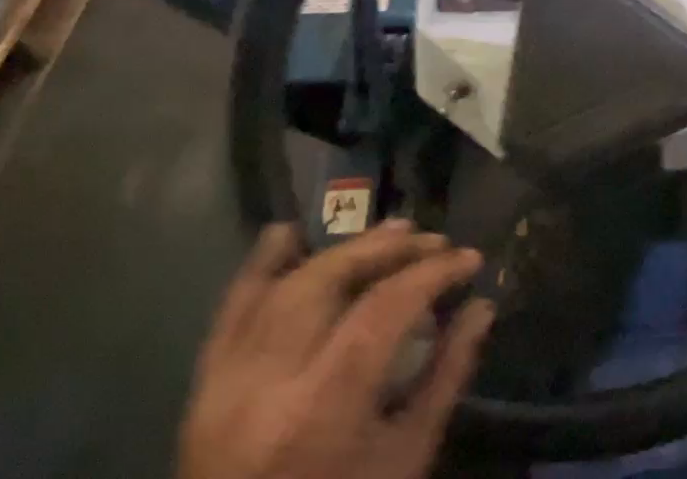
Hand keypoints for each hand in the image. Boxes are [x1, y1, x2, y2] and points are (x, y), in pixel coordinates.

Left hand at [178, 220, 494, 478]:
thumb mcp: (410, 453)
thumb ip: (447, 374)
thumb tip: (482, 306)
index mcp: (320, 410)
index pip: (381, 311)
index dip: (431, 274)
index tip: (469, 260)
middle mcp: (264, 384)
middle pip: (327, 285)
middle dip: (388, 252)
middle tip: (434, 240)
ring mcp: (224, 383)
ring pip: (284, 288)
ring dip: (342, 251)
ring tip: (391, 235)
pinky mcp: (204, 387)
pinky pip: (230, 313)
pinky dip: (259, 269)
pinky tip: (287, 234)